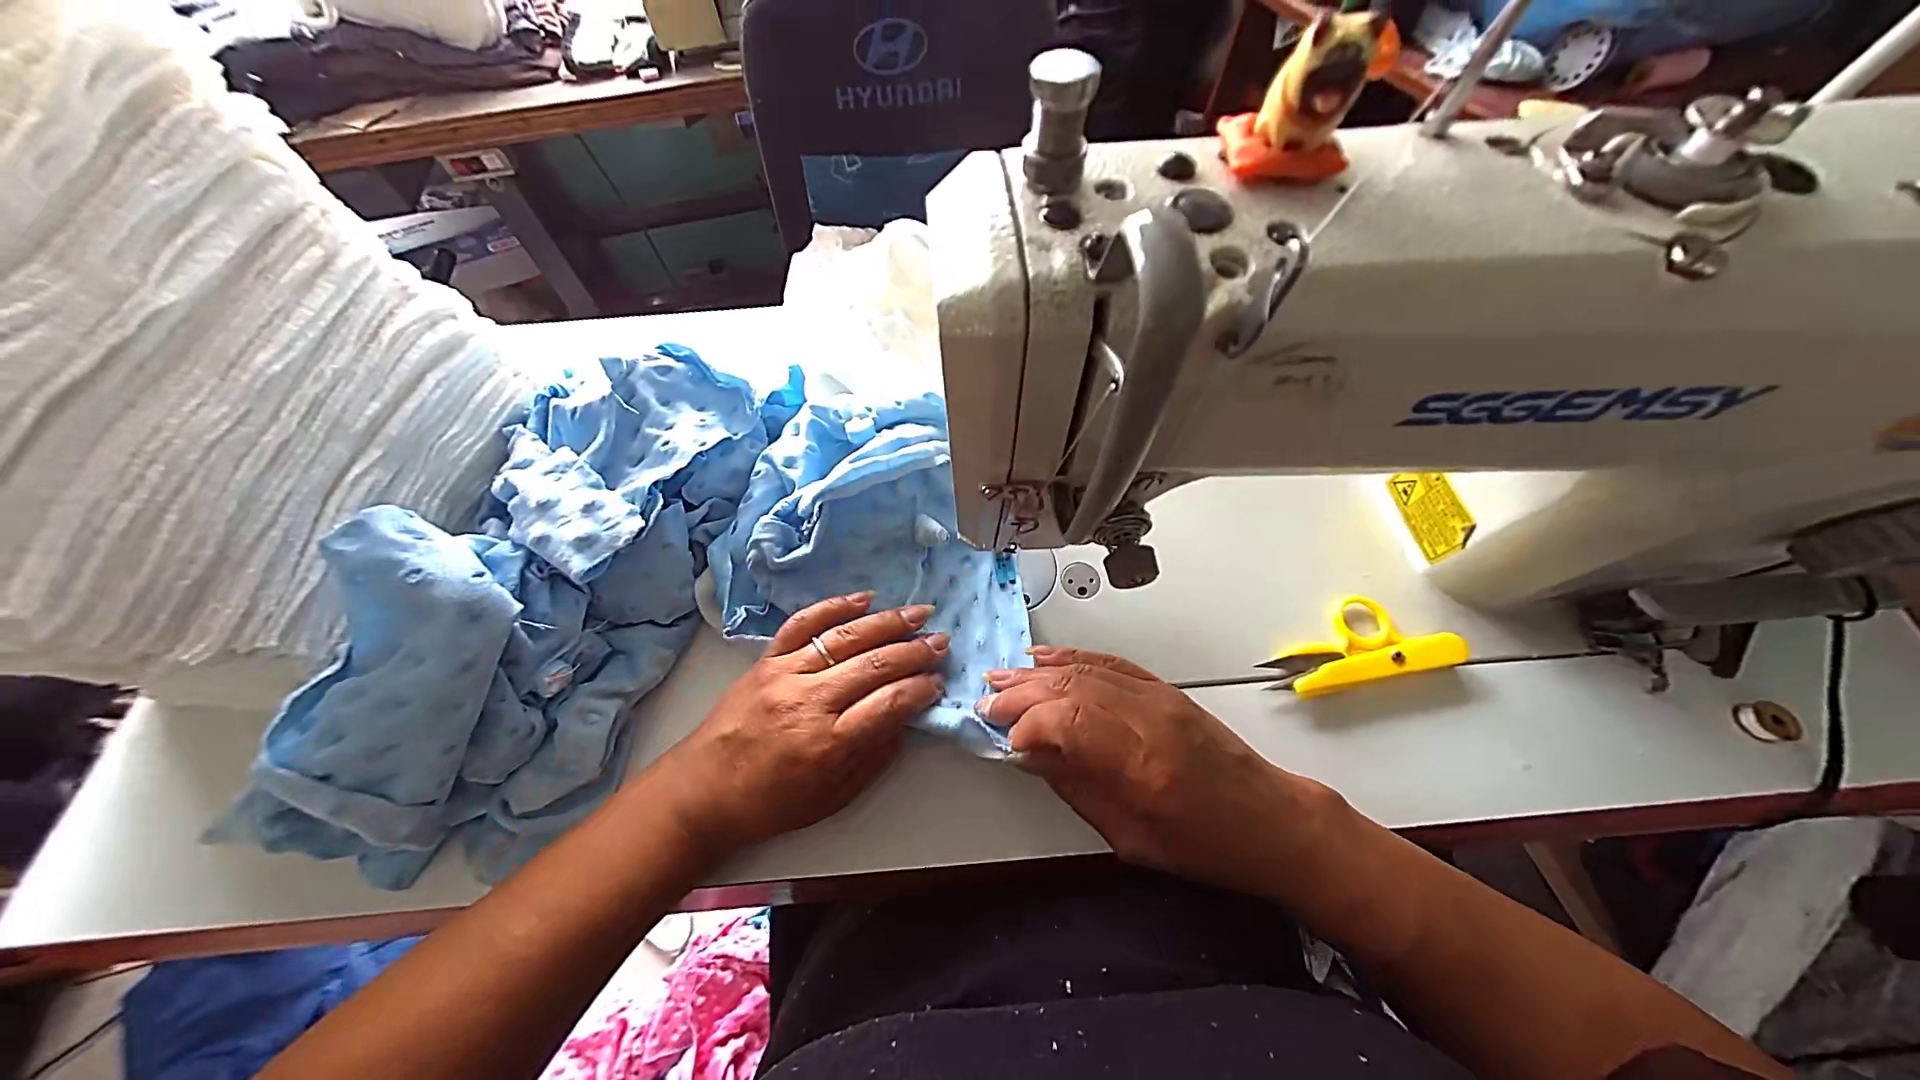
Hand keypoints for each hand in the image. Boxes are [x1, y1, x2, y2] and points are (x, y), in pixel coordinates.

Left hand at [651, 593, 946, 853]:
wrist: (701, 791)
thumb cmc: (770, 803)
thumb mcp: (833, 797)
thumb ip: (875, 757)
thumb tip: (906, 718)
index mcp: (828, 743)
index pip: (890, 703)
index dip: (921, 689)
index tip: (938, 681)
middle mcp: (809, 701)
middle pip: (875, 664)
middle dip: (916, 651)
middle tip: (941, 643)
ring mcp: (785, 675)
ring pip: (846, 638)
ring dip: (888, 622)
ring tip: (919, 613)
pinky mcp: (766, 660)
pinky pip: (803, 624)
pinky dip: (834, 607)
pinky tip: (864, 599)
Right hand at [980, 646, 1334, 896]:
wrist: (1270, 820)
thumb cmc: (1208, 843)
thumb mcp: (1131, 836)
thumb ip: (1075, 787)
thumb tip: (1031, 756)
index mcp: (1144, 762)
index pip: (1068, 720)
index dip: (1027, 725)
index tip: (1005, 739)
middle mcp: (1151, 718)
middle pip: (1071, 687)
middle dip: (1022, 693)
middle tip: (989, 703)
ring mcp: (1159, 697)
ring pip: (1085, 670)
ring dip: (1038, 673)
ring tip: (1002, 678)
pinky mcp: (1164, 690)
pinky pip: (1110, 663)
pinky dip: (1073, 658)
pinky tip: (1046, 659)